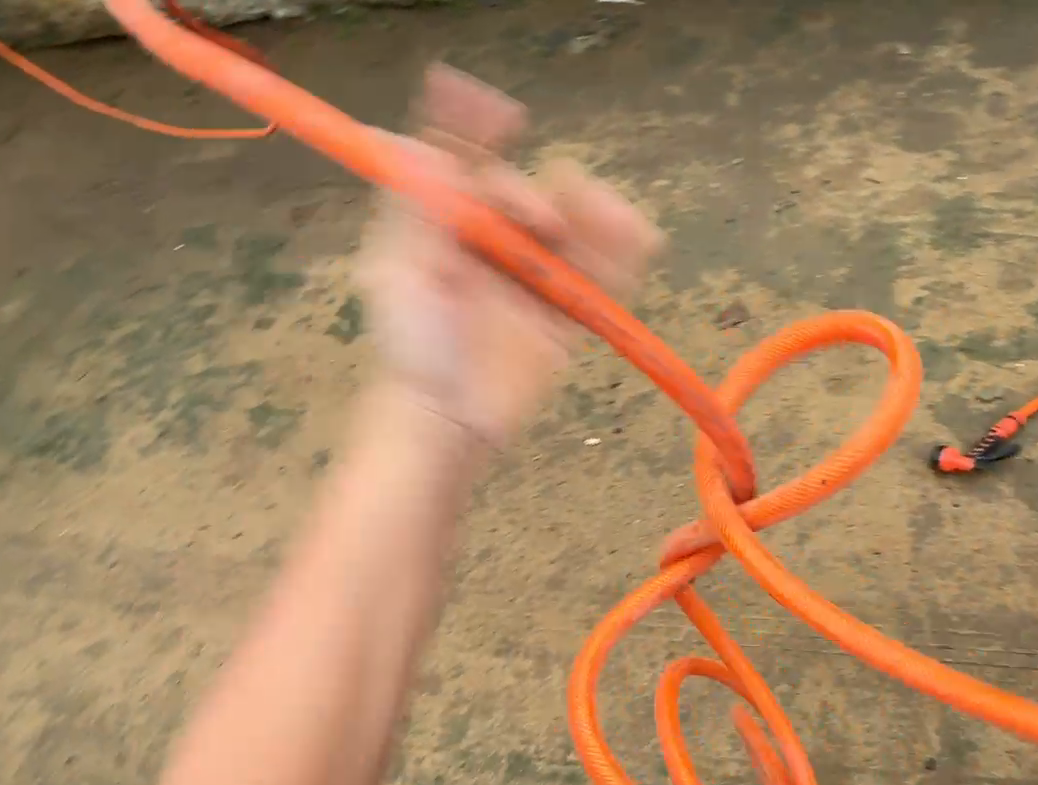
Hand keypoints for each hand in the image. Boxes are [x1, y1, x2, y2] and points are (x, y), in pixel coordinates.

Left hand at [358, 65, 663, 445]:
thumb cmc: (412, 350)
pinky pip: (603, 280)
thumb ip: (413, 210)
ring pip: (578, 232)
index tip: (504, 111)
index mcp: (452, 228)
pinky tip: (641, 240)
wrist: (447, 420)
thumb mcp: (397, 273)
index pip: (476, 166)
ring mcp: (536, 283)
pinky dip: (624, 257)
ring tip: (618, 218)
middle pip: (536, 195)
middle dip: (547, 193)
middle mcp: (498, 247)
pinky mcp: (566, 318)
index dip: (486, 133)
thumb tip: (414, 139)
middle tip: (545, 219)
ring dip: (600, 215)